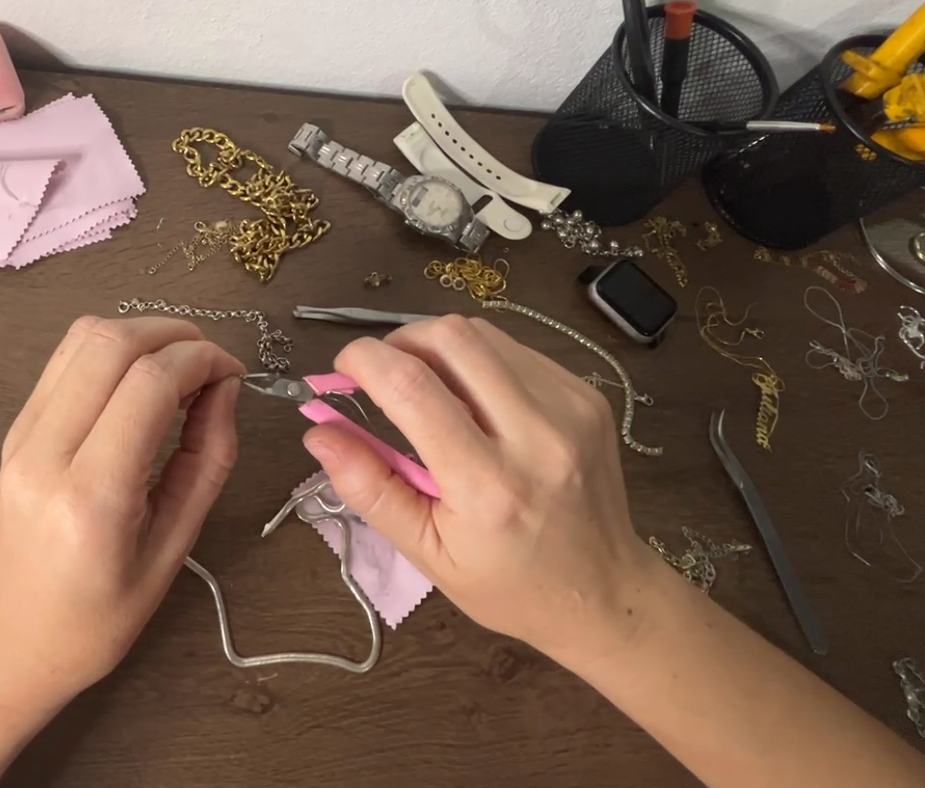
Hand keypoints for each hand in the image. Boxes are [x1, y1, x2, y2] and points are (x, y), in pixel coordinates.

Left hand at [0, 316, 243, 717]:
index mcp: (91, 497)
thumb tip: (225, 389)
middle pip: (111, 342)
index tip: (234, 375)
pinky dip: (112, 347)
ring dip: (142, 332)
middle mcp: (45, 450)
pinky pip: (65, 359)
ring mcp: (20, 433)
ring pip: (82, 336)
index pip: (149, 383)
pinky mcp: (13, 427)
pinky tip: (139, 377)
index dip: (202, 360)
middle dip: (175, 333)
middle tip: (211, 363)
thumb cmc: (93, 621)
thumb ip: (206, 462)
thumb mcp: (170, 552)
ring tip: (179, 365)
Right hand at [302, 315, 661, 666]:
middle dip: (399, 340)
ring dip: (436, 345)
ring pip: (481, 332)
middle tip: (382, 372)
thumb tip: (317, 432)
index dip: (364, 360)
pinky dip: (475, 358)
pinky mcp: (585, 393)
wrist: (606, 593)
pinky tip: (473, 397)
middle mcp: (536, 434)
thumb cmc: (506, 582)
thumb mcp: (426, 552)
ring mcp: (569, 406)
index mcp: (488, 486)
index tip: (342, 369)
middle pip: (450, 337)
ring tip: (426, 385)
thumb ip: (368, 487)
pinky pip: (511, 347)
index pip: (413, 388)